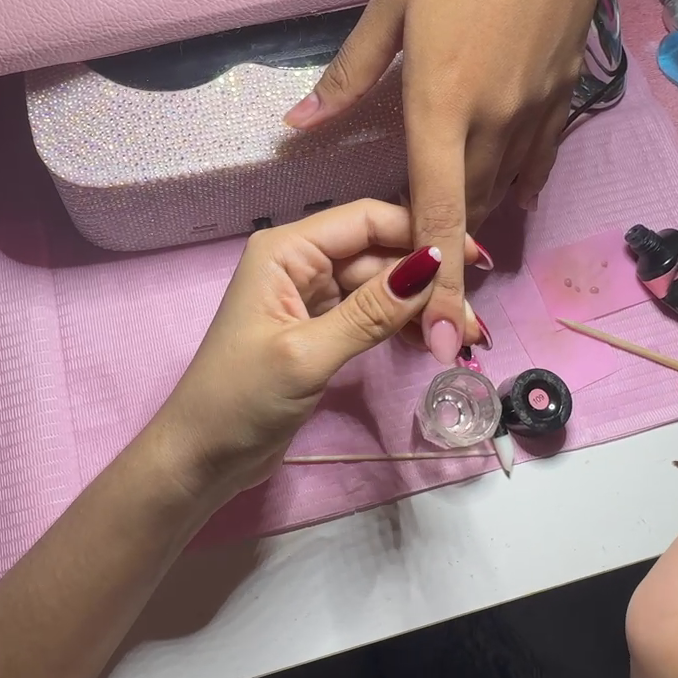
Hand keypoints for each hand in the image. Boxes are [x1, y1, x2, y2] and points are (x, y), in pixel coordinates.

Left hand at [147, 200, 483, 500]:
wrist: (202, 457)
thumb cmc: (240, 400)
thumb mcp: (307, 354)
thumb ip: (370, 312)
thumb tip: (432, 265)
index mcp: (286, 249)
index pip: (366, 221)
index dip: (420, 233)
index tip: (473, 259)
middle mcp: (300, 261)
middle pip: (378, 254)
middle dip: (427, 282)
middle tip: (474, 321)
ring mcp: (311, 294)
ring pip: (380, 285)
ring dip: (420, 308)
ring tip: (468, 338)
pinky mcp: (320, 326)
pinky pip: (371, 313)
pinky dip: (401, 326)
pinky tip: (433, 343)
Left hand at [284, 0, 628, 363]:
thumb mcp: (392, 2)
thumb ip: (349, 75)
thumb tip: (300, 123)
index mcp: (442, 102)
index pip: (436, 211)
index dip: (436, 280)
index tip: (441, 334)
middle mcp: (498, 117)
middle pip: (472, 207)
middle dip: (451, 255)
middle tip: (430, 290)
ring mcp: (541, 103)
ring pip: (506, 184)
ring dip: (480, 218)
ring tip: (462, 248)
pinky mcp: (566, 85)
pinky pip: (539, 155)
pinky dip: (515, 181)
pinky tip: (503, 190)